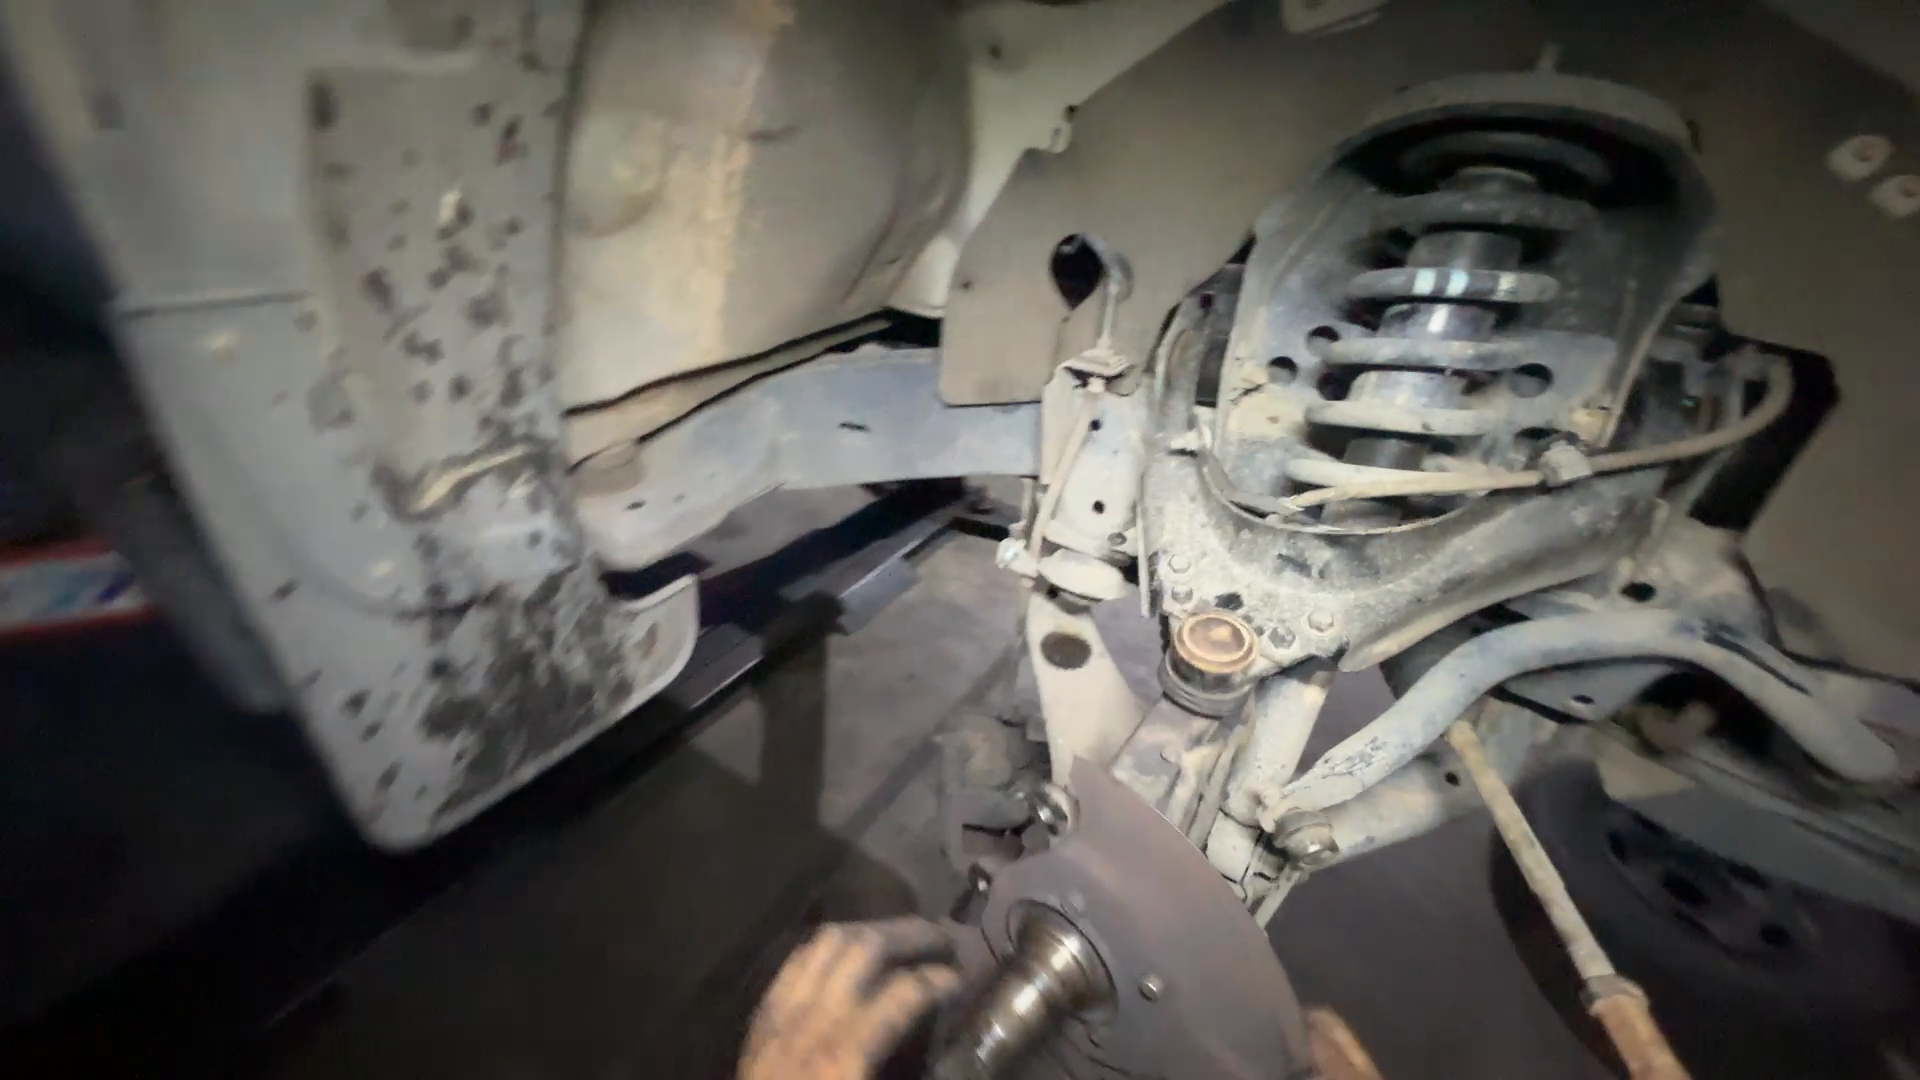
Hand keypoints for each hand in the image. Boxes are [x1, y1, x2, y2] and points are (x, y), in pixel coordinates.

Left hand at [740, 917, 963, 1079]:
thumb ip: (910, 1071)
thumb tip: (946, 1064)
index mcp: (843, 1057)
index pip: (901, 993)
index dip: (937, 980)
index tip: (959, 979)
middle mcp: (813, 1021)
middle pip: (865, 948)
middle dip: (910, 935)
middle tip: (940, 938)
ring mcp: (784, 1014)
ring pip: (829, 943)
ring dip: (871, 932)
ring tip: (899, 938)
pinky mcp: (763, 1018)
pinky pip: (798, 961)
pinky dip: (829, 948)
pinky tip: (846, 954)